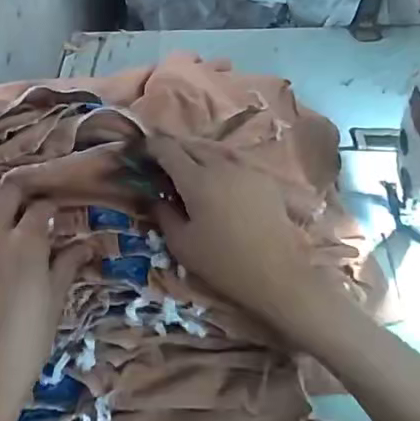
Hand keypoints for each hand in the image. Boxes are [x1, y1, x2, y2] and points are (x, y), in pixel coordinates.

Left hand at [0, 169, 89, 420]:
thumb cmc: (25, 343)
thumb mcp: (54, 302)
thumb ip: (67, 265)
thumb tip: (84, 244)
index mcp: (24, 239)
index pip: (43, 204)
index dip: (60, 201)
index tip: (75, 205)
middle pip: (10, 191)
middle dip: (30, 188)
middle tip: (53, 201)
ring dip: (14, 208)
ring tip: (39, 224)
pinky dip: (1, 228)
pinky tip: (17, 247)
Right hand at [144, 136, 345, 343]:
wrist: (276, 274)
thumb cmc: (222, 262)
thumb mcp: (181, 244)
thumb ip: (163, 214)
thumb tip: (156, 196)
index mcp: (196, 179)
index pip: (168, 149)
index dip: (151, 147)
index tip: (142, 153)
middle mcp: (221, 165)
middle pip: (192, 146)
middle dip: (174, 151)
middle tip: (164, 166)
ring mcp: (246, 169)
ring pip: (215, 152)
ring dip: (198, 157)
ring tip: (191, 174)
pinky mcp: (265, 178)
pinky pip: (235, 163)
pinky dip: (221, 167)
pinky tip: (220, 185)